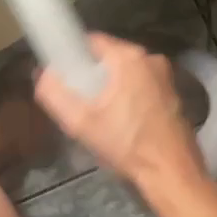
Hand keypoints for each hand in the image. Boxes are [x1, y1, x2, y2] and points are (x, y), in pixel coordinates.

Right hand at [34, 33, 205, 189]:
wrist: (173, 176)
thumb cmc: (126, 145)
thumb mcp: (80, 122)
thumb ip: (53, 93)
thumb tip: (41, 74)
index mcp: (128, 57)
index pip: (91, 40)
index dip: (74, 55)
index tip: (67, 76)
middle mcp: (149, 58)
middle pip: (109, 56)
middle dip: (93, 73)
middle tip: (82, 99)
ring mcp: (165, 76)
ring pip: (126, 71)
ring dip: (112, 85)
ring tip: (102, 113)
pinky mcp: (175, 93)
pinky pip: (142, 83)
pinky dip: (130, 94)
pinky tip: (125, 120)